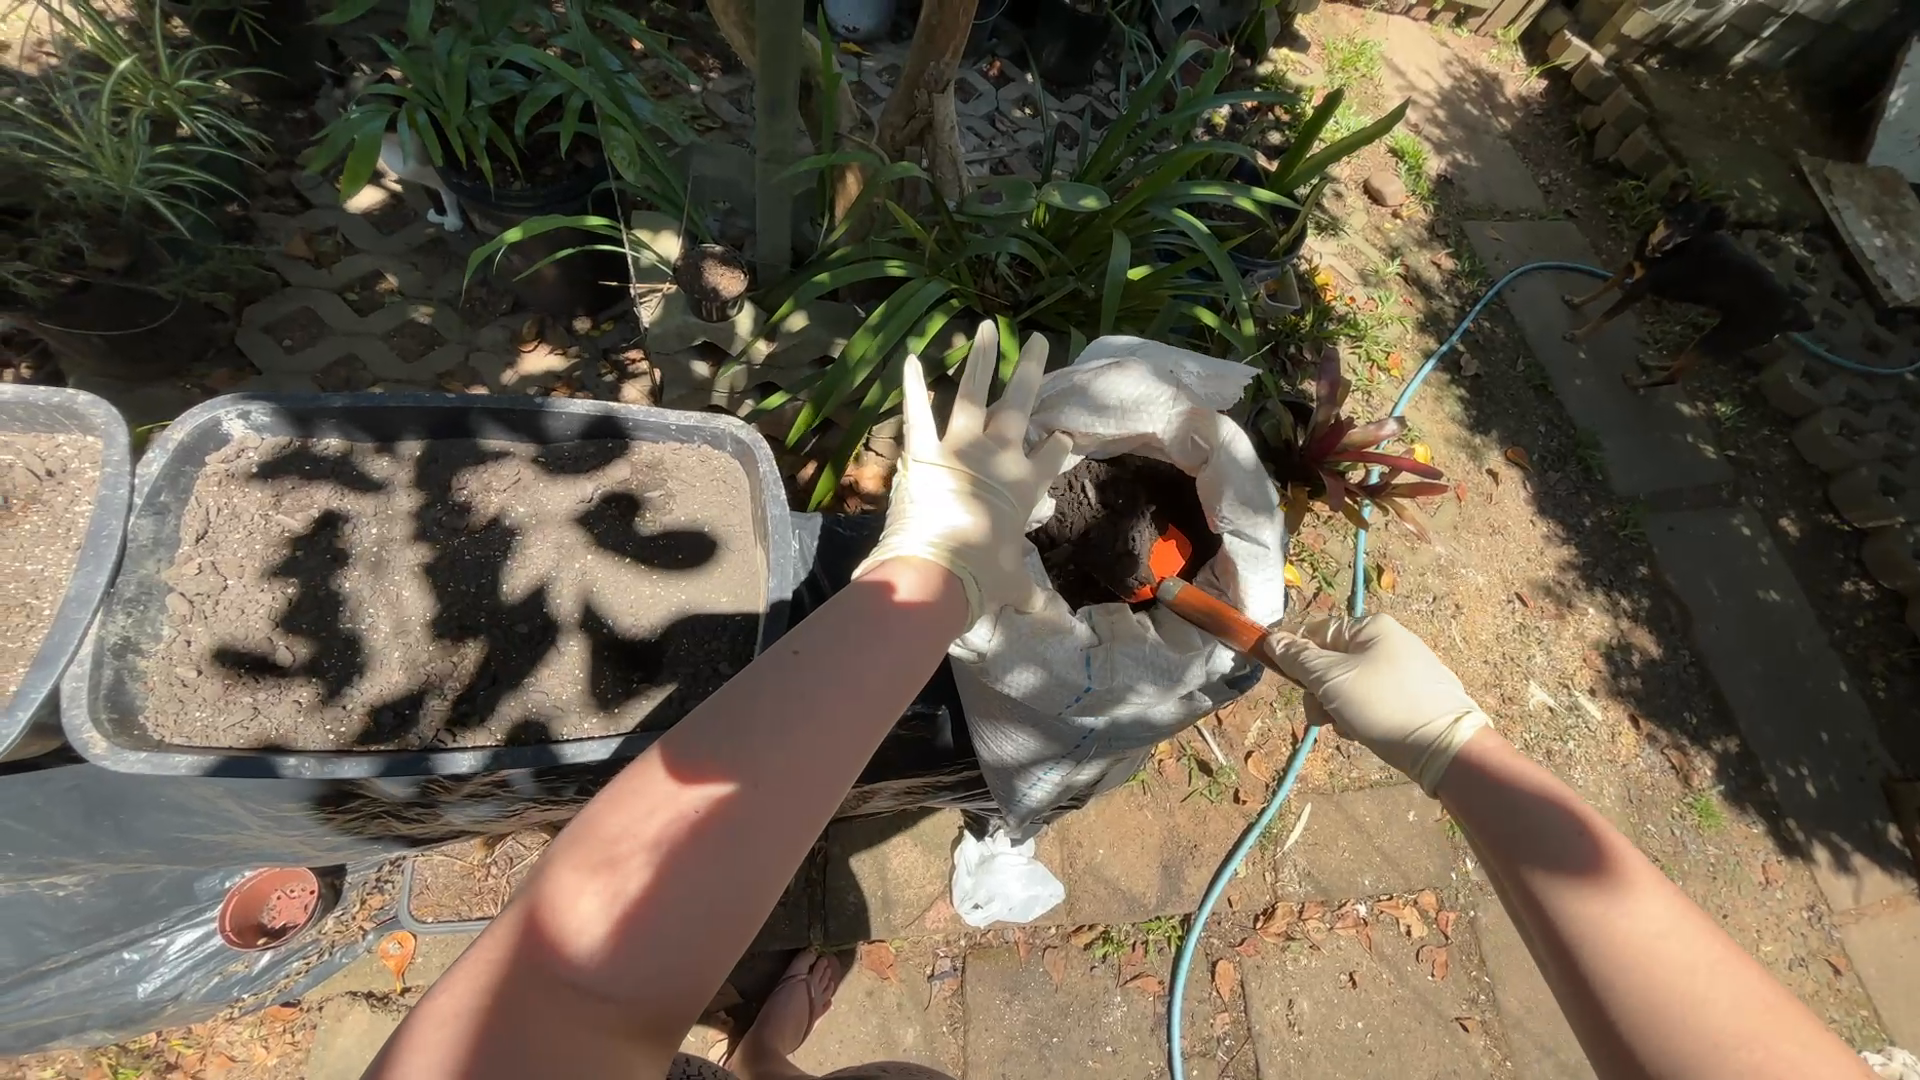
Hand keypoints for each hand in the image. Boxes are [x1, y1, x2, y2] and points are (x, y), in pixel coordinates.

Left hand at [853, 322, 1072, 624]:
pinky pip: (919, 411)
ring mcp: (962, 447)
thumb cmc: (982, 578)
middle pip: (1021, 404)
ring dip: (981, 358)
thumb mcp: (1013, 588)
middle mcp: (1000, 455)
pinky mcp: (926, 449)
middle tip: (1039, 341)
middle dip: (1031, 371)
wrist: (940, 571)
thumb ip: (1036, 600)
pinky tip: (914, 356)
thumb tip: (1062, 625)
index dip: (1058, 446)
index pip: (1051, 457)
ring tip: (986, 325)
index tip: (1063, 434)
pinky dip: (914, 386)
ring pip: (975, 392)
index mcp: (1027, 486)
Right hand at [1266, 614, 1488, 795]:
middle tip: (1323, 713)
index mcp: (1370, 627)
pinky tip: (1364, 732)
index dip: (1296, 657)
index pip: (1314, 631)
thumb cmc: (1383, 705)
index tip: (1293, 684)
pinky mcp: (1414, 696)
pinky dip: (1359, 714)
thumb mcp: (1330, 679)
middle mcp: (1389, 641)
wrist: (1448, 749)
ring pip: (1347, 683)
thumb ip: (1296, 657)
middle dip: (1318, 689)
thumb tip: (1271, 639)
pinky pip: (1370, 698)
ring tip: (1346, 727)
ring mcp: (1404, 669)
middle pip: (1329, 660)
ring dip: (1336, 706)